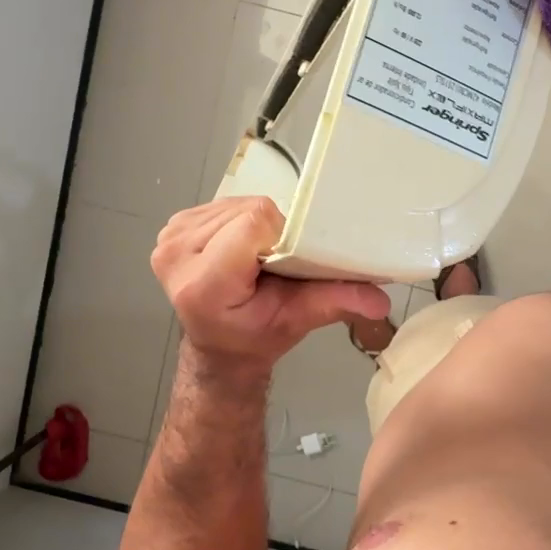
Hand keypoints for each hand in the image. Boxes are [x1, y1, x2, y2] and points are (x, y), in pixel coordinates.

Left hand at [151, 197, 390, 376]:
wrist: (220, 346)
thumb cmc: (257, 336)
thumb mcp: (299, 321)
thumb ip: (335, 302)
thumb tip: (381, 302)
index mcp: (204, 283)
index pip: (253, 224)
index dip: (281, 234)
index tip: (289, 260)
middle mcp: (177, 255)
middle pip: (246, 210)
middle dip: (270, 230)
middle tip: (277, 262)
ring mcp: (169, 238)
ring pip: (235, 203)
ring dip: (255, 224)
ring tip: (259, 256)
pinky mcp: (171, 227)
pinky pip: (221, 205)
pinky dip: (239, 221)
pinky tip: (241, 247)